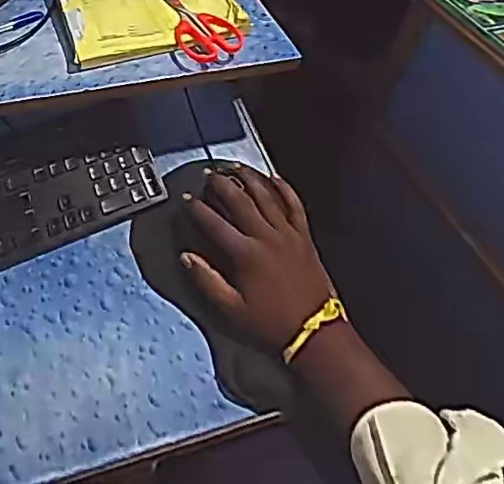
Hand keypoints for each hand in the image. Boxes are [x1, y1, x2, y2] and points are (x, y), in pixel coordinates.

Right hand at [181, 165, 335, 351]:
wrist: (318, 335)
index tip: (188, 199)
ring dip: (249, 178)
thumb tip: (186, 257)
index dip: (197, 208)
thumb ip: (207, 281)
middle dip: (221, 183)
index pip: (214, 223)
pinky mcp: (304, 238)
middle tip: (209, 174)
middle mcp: (266, 238)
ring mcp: (288, 235)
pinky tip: (275, 178)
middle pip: (239, 200)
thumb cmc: (273, 324)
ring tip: (235, 167)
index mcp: (246, 254)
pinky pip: (294, 206)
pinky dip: (285, 189)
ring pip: (265, 196)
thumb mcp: (233, 309)